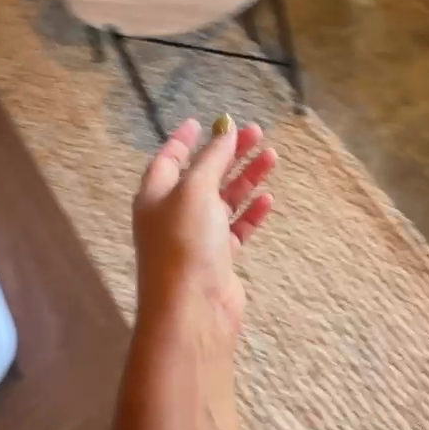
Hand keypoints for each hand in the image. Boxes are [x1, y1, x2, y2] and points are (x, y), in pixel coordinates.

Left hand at [132, 116, 276, 337]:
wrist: (193, 308)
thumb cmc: (185, 243)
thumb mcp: (196, 190)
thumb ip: (212, 158)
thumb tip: (225, 130)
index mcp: (156, 195)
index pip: (169, 158)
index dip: (185, 139)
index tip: (203, 121)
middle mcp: (173, 214)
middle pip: (204, 175)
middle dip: (228, 153)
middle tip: (256, 133)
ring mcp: (197, 238)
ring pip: (224, 199)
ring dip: (247, 178)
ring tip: (272, 157)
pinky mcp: (218, 258)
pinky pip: (237, 227)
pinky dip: (251, 212)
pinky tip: (268, 199)